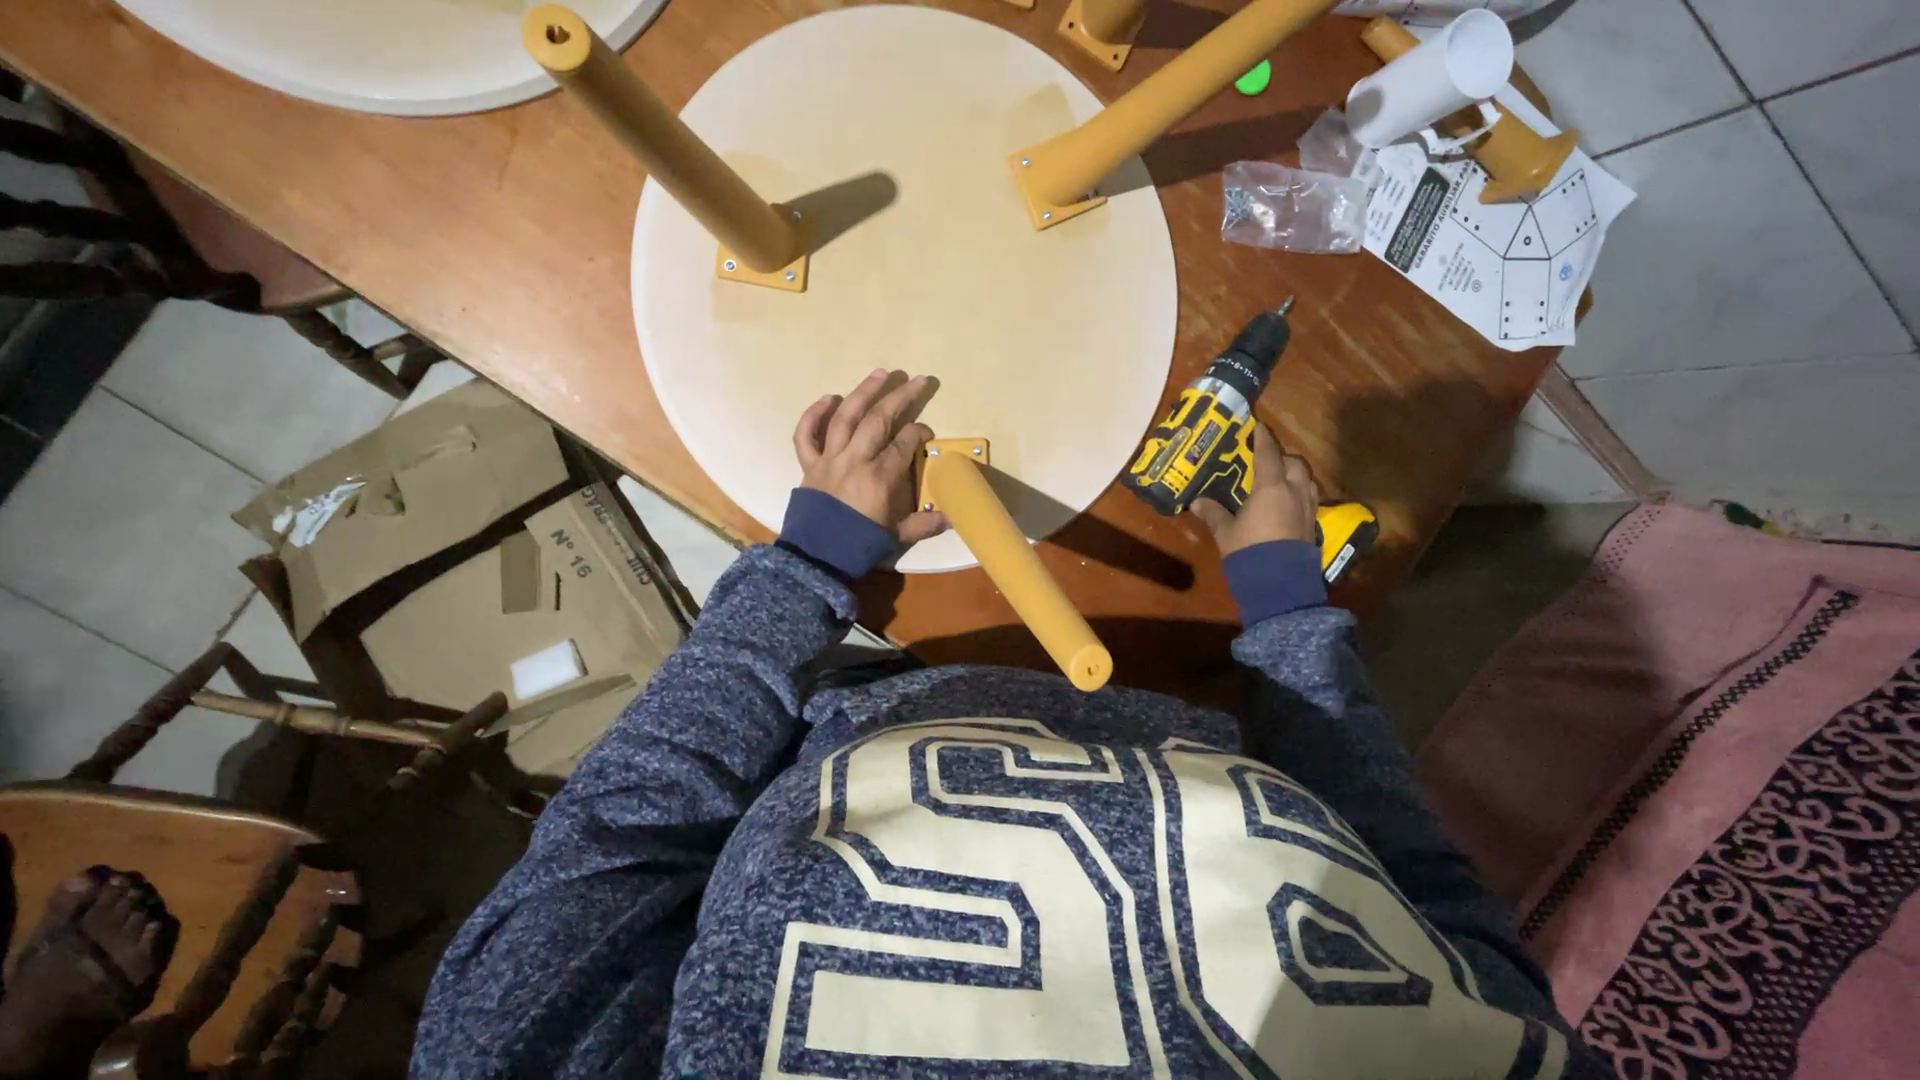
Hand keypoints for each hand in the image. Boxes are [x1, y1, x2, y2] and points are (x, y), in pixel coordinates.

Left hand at [793, 369, 947, 544]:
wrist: (816, 560)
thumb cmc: (859, 547)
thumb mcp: (896, 537)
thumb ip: (924, 523)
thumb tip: (952, 517)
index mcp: (879, 478)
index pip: (903, 444)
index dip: (918, 433)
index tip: (927, 430)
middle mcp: (854, 461)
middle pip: (878, 420)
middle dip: (901, 398)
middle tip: (918, 379)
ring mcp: (829, 460)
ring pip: (845, 418)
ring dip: (863, 393)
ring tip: (881, 374)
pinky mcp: (809, 466)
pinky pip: (806, 436)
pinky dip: (814, 415)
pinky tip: (828, 398)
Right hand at [1191, 424, 1319, 556]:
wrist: (1280, 583)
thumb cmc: (1249, 551)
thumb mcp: (1226, 533)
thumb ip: (1214, 514)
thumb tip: (1197, 502)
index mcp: (1271, 488)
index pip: (1268, 454)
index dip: (1263, 439)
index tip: (1259, 426)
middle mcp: (1294, 492)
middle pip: (1294, 463)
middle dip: (1282, 457)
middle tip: (1267, 460)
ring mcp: (1308, 509)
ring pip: (1307, 480)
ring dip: (1295, 474)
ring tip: (1281, 480)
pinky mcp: (1313, 525)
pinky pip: (1310, 499)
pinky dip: (1300, 494)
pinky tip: (1289, 504)